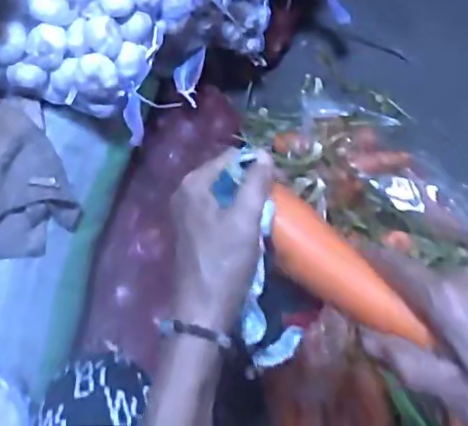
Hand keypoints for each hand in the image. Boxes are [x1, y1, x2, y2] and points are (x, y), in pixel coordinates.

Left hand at [169, 149, 273, 332]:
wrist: (202, 313)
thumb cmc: (224, 263)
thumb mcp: (245, 221)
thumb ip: (255, 184)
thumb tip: (264, 153)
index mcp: (193, 183)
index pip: (230, 157)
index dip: (257, 165)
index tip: (282, 181)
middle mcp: (185, 191)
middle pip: (225, 174)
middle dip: (252, 182)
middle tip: (279, 197)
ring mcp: (186, 212)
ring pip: (223, 193)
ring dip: (246, 199)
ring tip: (270, 211)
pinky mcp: (192, 231)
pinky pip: (217, 210)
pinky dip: (235, 212)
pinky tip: (253, 226)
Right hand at [361, 250, 467, 425]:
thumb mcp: (463, 400)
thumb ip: (409, 364)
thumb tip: (363, 335)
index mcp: (447, 296)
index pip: (388, 261)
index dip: (360, 258)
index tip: (339, 263)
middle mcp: (467, 274)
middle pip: (417, 276)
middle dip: (402, 299)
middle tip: (400, 337)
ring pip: (446, 284)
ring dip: (434, 307)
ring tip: (447, 351)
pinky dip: (461, 309)